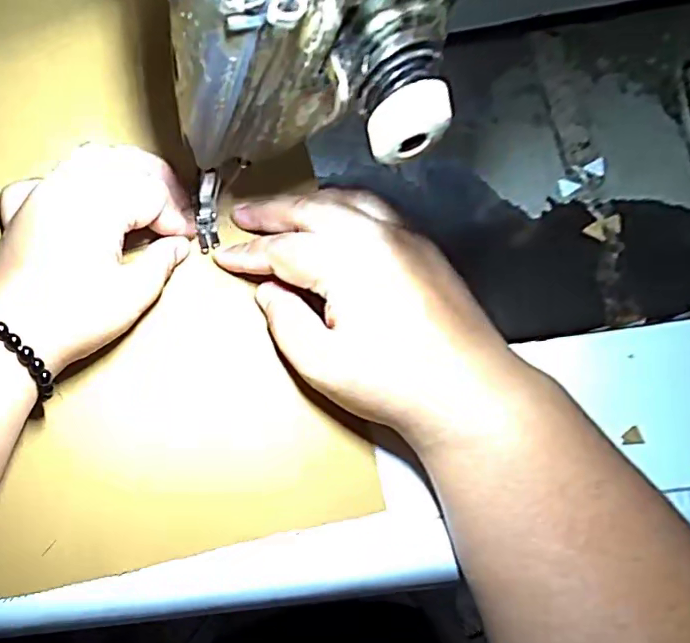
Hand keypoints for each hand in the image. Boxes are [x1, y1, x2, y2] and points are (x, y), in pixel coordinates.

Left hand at [0, 144, 198, 372]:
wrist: (8, 337)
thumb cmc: (68, 319)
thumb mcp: (130, 297)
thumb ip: (160, 265)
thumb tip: (176, 248)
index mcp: (100, 198)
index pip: (152, 192)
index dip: (175, 215)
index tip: (186, 240)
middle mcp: (68, 183)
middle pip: (123, 163)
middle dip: (154, 184)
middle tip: (173, 214)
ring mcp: (40, 193)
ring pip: (87, 161)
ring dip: (119, 175)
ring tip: (138, 203)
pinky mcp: (19, 212)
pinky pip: (50, 181)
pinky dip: (73, 185)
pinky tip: (82, 203)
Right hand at [212, 189, 533, 446]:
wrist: (464, 392)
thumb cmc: (395, 383)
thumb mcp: (320, 363)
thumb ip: (285, 322)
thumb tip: (269, 294)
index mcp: (347, 260)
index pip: (283, 248)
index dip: (249, 253)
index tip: (225, 256)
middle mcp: (378, 237)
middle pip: (313, 210)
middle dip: (273, 212)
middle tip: (244, 215)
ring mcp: (406, 239)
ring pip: (347, 203)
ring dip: (309, 204)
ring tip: (283, 210)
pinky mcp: (423, 252)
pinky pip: (374, 212)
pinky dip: (342, 209)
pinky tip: (335, 222)